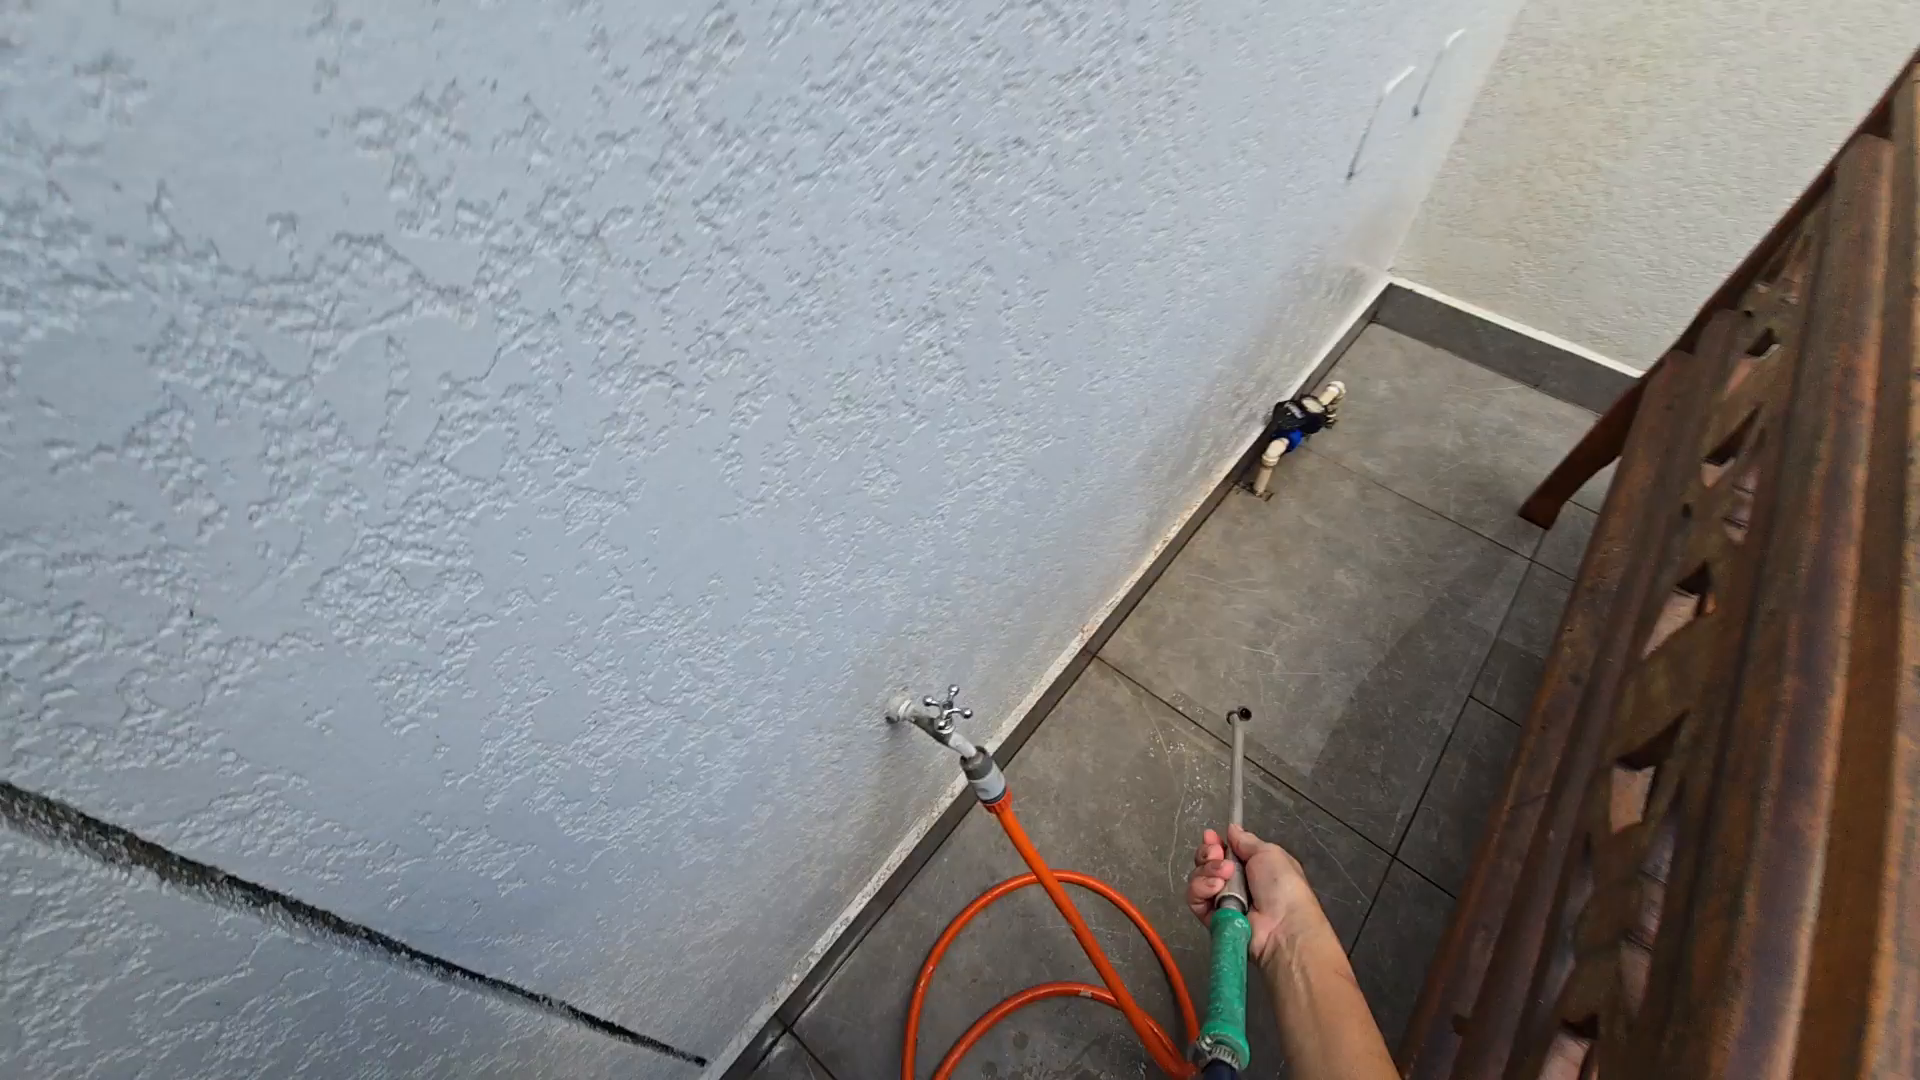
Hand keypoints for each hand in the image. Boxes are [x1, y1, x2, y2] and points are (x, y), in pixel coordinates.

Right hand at [1187, 824, 1328, 966]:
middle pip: (1206, 862)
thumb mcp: (1269, 853)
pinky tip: (1216, 888)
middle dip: (1208, 854)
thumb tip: (1232, 829)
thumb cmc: (1282, 886)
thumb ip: (1246, 841)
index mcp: (1250, 868)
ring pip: (1198, 877)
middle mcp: (1234, 883)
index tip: (1211, 837)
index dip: (1214, 843)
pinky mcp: (1211, 917)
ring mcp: (1221, 901)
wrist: (1283, 926)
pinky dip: (1201, 889)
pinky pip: (1195, 898)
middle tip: (1218, 856)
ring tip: (1224, 876)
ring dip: (1207, 871)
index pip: (1222, 851)